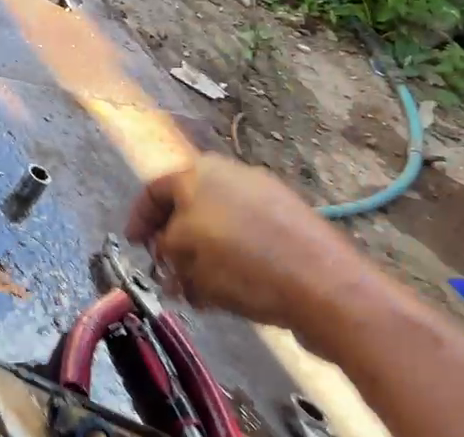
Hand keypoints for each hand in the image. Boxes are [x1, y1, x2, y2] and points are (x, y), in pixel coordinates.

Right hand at [124, 154, 372, 331]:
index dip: (139, 219)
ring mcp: (267, 199)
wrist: (330, 288)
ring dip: (204, 256)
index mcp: (198, 171)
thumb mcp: (185, 255)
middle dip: (174, 241)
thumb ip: (165, 250)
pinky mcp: (295, 225)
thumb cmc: (243, 262)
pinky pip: (250, 239)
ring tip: (200, 290)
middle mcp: (231, 175)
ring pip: (220, 227)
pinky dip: (235, 259)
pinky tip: (233, 291)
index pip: (154, 190)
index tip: (134, 245)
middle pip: (188, 207)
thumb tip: (165, 255)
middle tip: (167, 269)